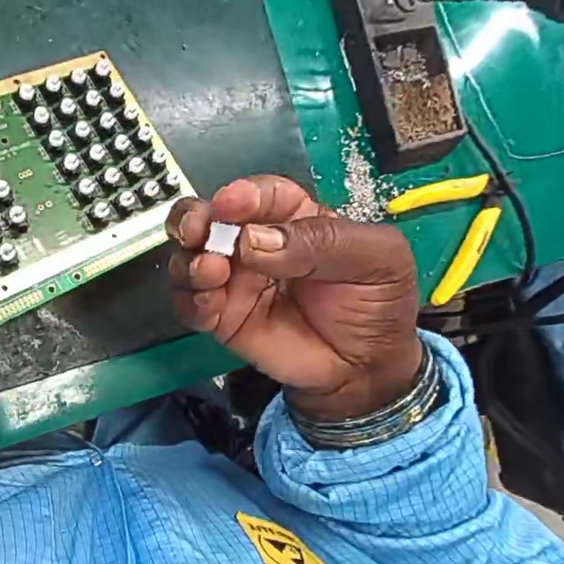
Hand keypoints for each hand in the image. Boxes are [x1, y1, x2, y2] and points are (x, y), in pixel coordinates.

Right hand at [167, 176, 422, 420]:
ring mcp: (233, 283)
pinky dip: (190, 301)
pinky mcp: (220, 319)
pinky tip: (208, 304)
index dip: (243, 196)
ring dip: (189, 263)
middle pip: (209, 220)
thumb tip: (254, 241)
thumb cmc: (375, 303)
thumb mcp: (373, 258)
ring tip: (211, 272)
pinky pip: (190, 306)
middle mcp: (254, 245)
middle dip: (194, 219)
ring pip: (189, 261)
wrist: (363, 368)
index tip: (230, 203)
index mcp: (293, 218)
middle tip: (197, 230)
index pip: (261, 196)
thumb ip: (319, 242)